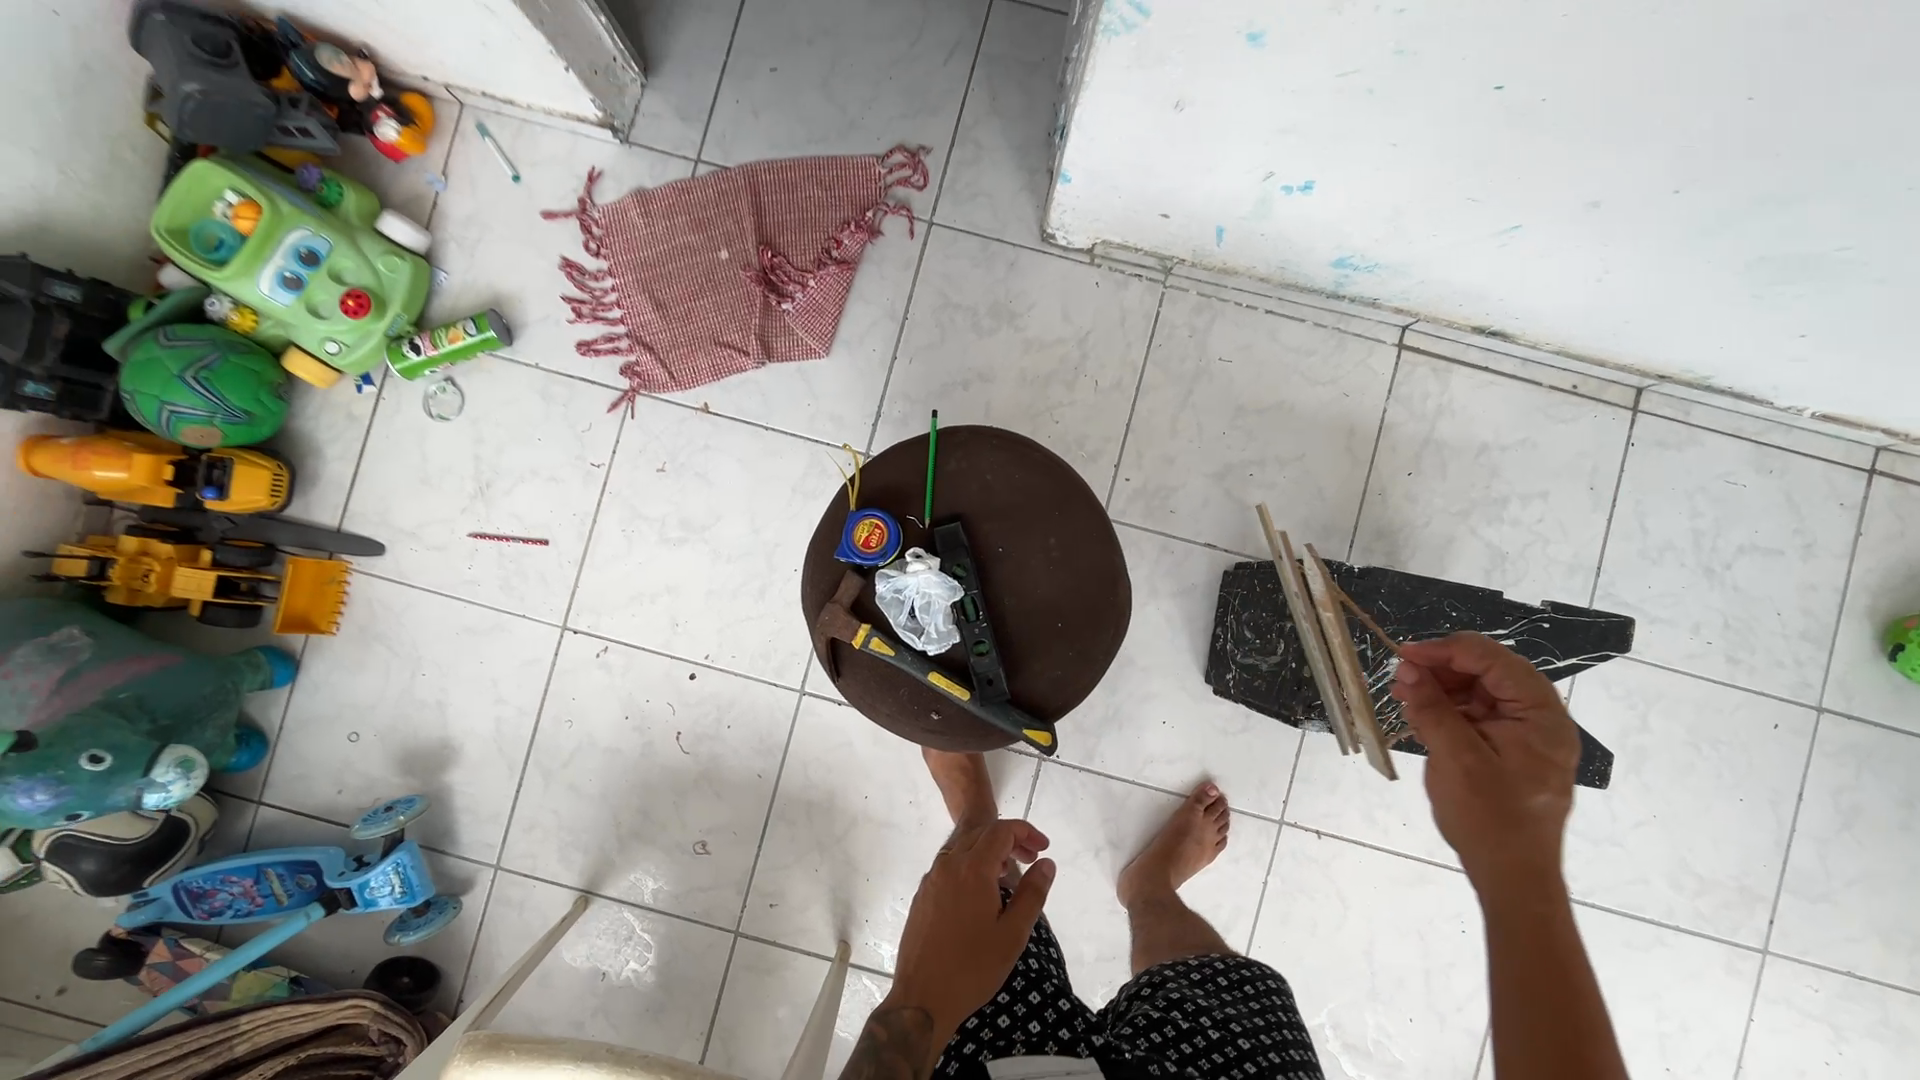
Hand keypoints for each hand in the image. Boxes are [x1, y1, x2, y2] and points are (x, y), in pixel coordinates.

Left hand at [885, 820, 1055, 1036]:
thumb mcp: (1013, 934)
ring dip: (988, 851)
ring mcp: (931, 879)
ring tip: (1008, 876)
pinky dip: (970, 864)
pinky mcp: (922, 895)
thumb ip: (1033, 893)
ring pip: (963, 848)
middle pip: (981, 834)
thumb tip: (1046, 863)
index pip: (1001, 831)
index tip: (1043, 847)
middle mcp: (948, 865)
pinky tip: (981, 893)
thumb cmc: (973, 968)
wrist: (922, 999)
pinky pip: (949, 865)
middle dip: (1009, 839)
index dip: (1026, 832)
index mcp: (972, 869)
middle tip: (1031, 858)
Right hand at [1390, 632, 1579, 893]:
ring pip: (1480, 689)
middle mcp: (1540, 717)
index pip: (1494, 660)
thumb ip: (1434, 708)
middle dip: (1442, 668)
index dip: (1446, 651)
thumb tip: (1409, 668)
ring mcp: (1526, 733)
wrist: (1512, 875)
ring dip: (1441, 686)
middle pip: (1489, 670)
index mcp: (1542, 716)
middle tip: (1401, 679)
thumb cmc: (1490, 819)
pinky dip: (1448, 708)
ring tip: (1405, 697)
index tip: (1403, 656)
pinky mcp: (1509, 747)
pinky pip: (1477, 712)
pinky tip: (1421, 715)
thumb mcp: (1456, 759)